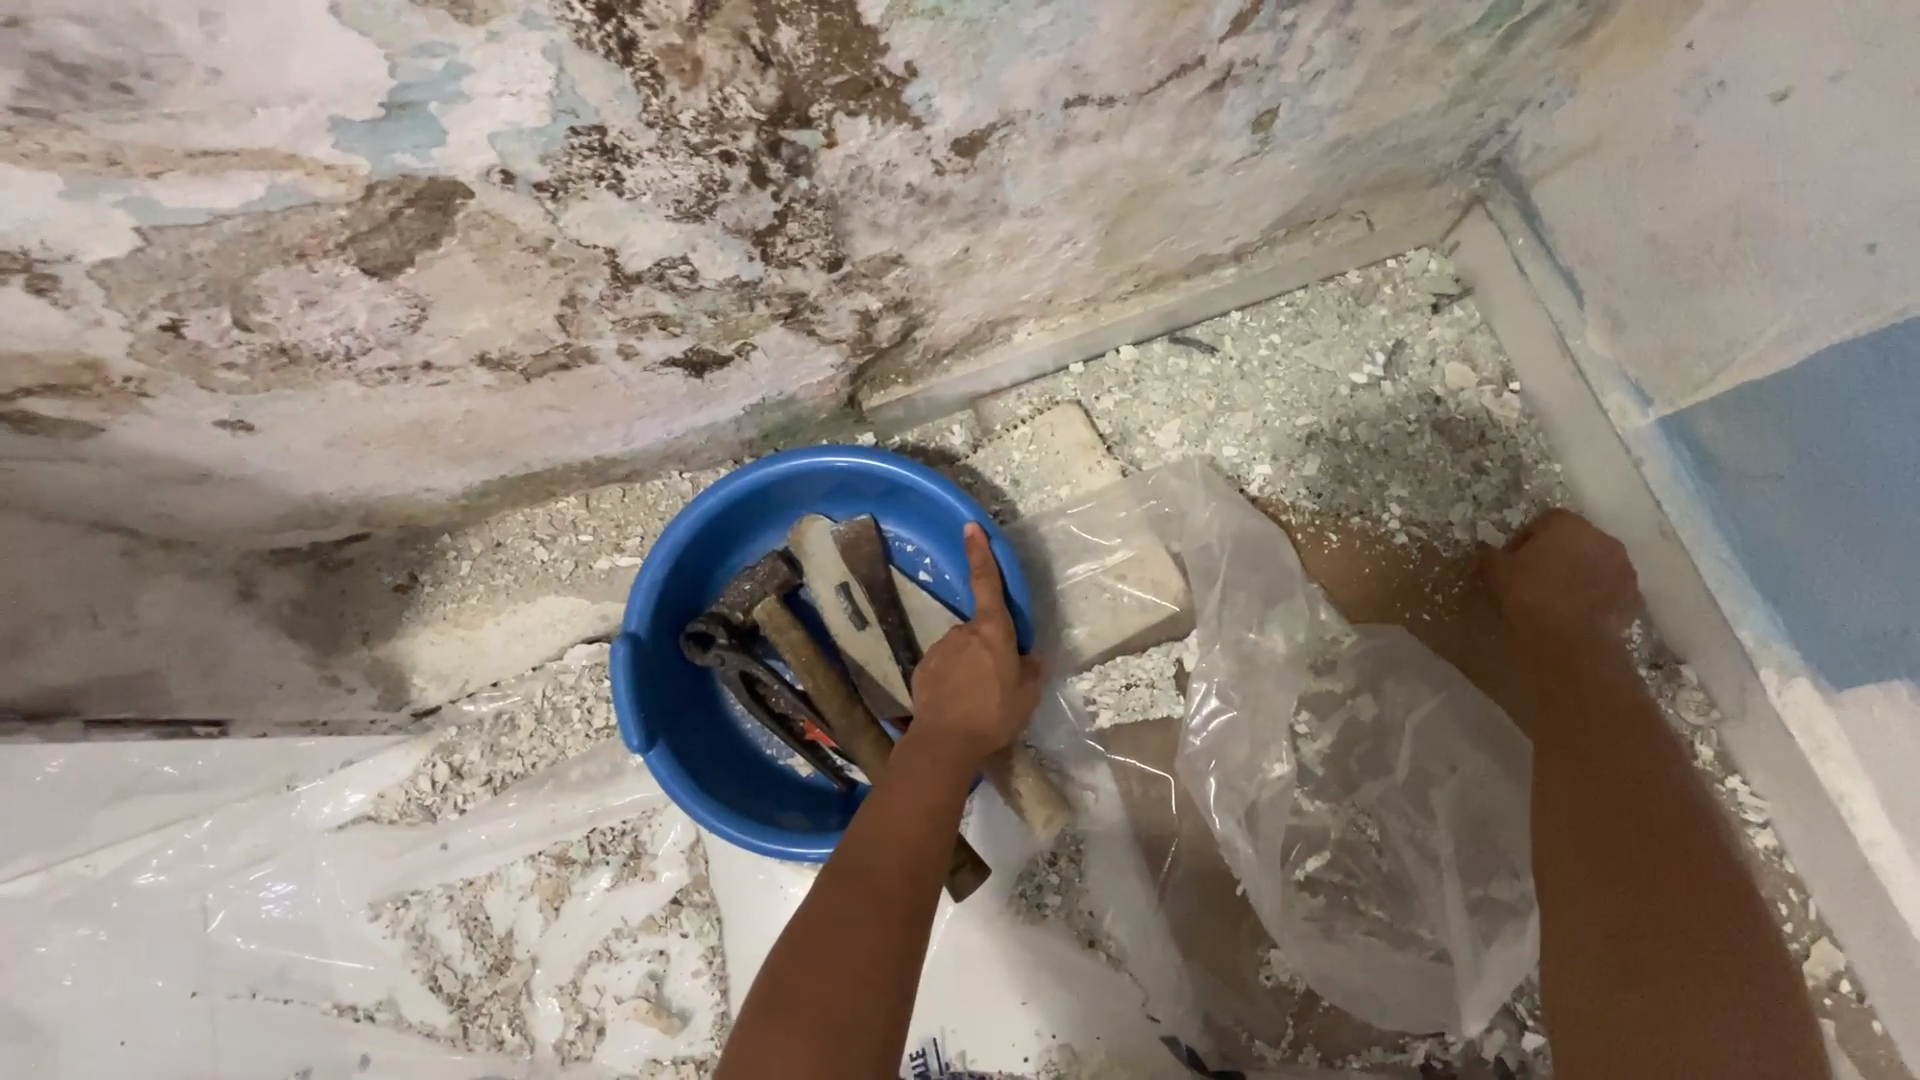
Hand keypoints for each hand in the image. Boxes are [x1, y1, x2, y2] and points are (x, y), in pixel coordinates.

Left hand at [908, 522, 1042, 765]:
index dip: (980, 554)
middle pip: (978, 632)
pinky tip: (956, 705)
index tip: (970, 527)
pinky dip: (951, 681)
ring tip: (975, 701)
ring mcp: (939, 649)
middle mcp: (962, 633)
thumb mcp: (1027, 695)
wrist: (945, 742)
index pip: (987, 584)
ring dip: (968, 667)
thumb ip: (1030, 671)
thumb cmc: (993, 714)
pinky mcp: (922, 669)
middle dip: (987, 650)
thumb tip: (1029, 658)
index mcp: (992, 632)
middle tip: (996, 684)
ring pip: (960, 651)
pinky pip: (943, 668)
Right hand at [1481, 508, 1640, 638]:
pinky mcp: (1634, 595)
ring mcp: (1623, 567)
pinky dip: (1596, 594)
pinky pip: (1610, 587)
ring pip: (1596, 563)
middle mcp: (1601, 538)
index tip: (1513, 560)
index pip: (1545, 520)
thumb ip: (1490, 555)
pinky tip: (1576, 612)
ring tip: (1557, 597)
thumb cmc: (1527, 594)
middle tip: (1535, 576)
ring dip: (1580, 573)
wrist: (1569, 637)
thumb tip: (1488, 551)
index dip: (1526, 539)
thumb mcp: (1493, 571)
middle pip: (1575, 539)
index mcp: (1566, 525)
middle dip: (1558, 553)